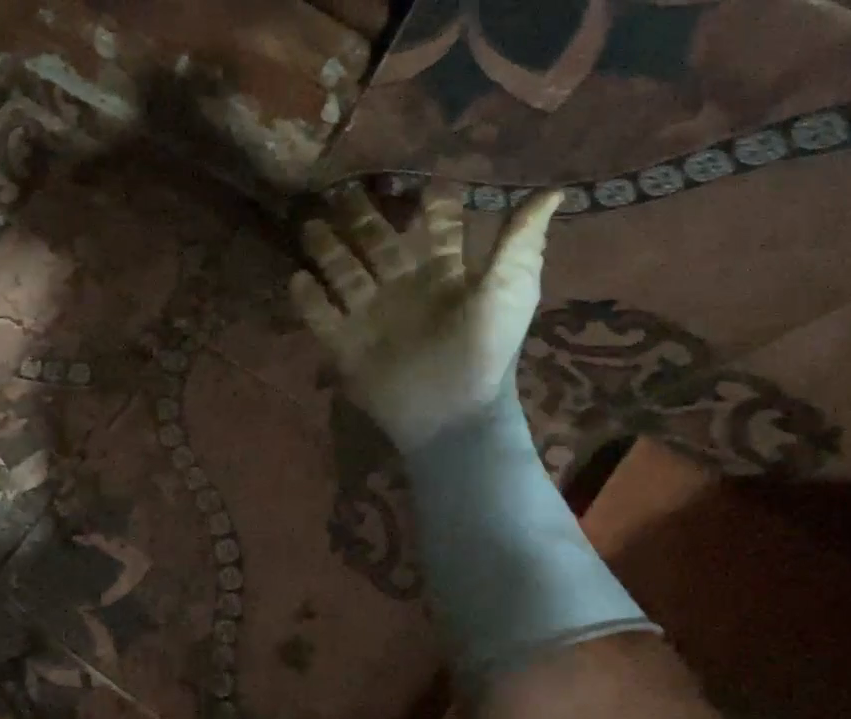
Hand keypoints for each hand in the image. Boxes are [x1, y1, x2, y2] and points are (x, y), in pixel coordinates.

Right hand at [291, 186, 564, 451]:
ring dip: (326, 250)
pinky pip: (320, 316)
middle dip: (361, 218)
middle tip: (341, 190)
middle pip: (378, 245)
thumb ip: (520, 241)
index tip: (419, 178)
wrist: (449, 409)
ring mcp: (370, 315)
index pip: (437, 230)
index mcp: (444, 273)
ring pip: (343, 273)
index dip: (431, 206)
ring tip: (309, 225)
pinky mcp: (344, 343)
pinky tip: (296, 277)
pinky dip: (308, 298)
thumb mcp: (510, 289)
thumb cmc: (484, 348)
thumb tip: (554, 192)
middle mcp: (403, 288)